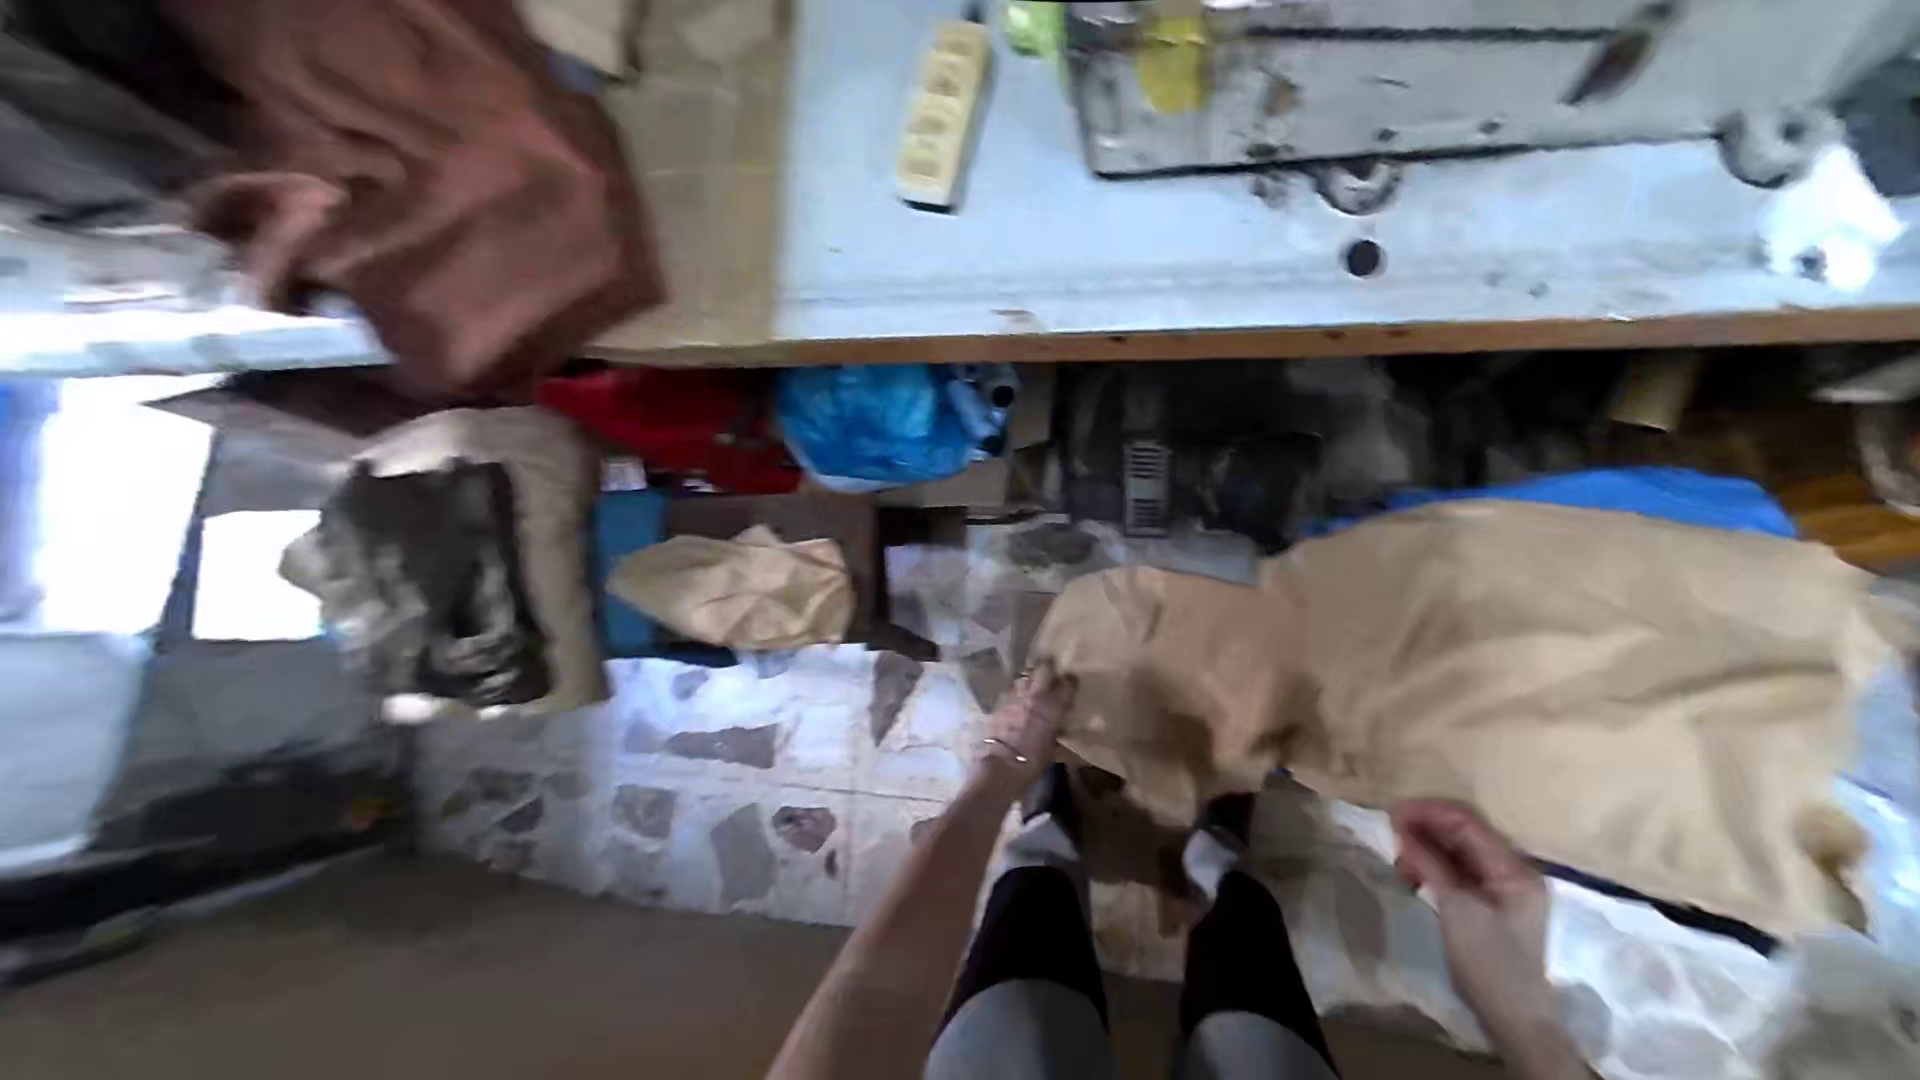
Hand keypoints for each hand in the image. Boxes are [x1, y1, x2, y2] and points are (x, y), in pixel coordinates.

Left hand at [980, 663, 1073, 780]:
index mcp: (1053, 708)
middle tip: (1052, 671)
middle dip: (1049, 668)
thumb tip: (1064, 733)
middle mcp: (1036, 697)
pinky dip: (1016, 693)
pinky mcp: (1001, 702)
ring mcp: (1016, 697)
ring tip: (1032, 685)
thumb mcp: (1054, 749)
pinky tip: (1017, 699)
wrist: (1004, 764)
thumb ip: (1060, 735)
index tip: (1072, 680)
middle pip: (1044, 669)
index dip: (1071, 681)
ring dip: (1030, 679)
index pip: (1067, 685)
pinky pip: (1011, 690)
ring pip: (1024, 677)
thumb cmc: (1034, 760)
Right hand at [1390, 800, 1552, 1040]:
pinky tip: (1412, 876)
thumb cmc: (1489, 959)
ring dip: (1423, 849)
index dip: (1427, 812)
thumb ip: (1430, 861)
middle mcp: (1510, 870)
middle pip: (1460, 832)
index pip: (1466, 822)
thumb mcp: (1457, 906)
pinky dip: (1430, 866)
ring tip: (1401, 864)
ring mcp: (1499, 886)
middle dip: (1422, 830)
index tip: (1391, 815)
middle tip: (1391, 837)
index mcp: (1513, 869)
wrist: (1511, 1016)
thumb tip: (1400, 825)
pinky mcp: (1485, 899)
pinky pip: (1453, 868)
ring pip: (1453, 849)